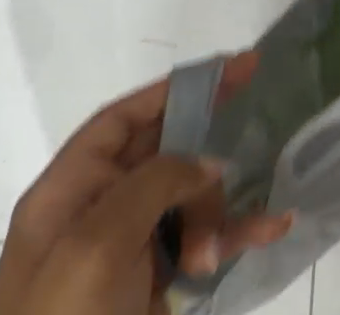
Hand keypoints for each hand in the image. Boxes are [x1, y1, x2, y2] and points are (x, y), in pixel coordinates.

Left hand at [0, 53, 292, 314]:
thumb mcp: (98, 245)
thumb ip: (155, 184)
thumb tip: (209, 161)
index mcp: (67, 195)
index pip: (122, 120)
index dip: (176, 87)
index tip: (236, 66)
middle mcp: (98, 210)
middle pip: (165, 151)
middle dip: (206, 151)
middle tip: (258, 113)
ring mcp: (130, 244)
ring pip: (195, 194)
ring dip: (218, 212)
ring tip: (213, 252)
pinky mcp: (160, 272)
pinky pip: (212, 233)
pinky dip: (242, 229)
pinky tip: (272, 228)